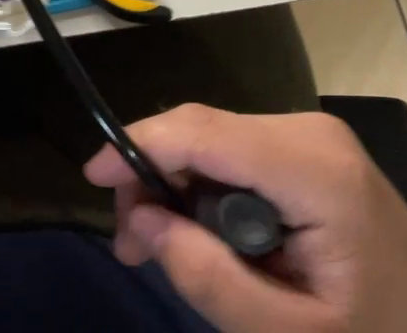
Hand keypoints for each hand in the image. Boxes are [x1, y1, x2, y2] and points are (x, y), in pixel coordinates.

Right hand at [84, 105, 406, 332]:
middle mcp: (308, 133)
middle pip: (198, 132)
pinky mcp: (310, 154)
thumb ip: (205, 274)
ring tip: (158, 247)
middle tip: (131, 246)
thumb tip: (139, 216)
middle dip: (151, 179)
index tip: (92, 181)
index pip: (199, 132)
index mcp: (314, 169)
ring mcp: (312, 140)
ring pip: (208, 141)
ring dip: (173, 188)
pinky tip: (199, 234)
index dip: (136, 146)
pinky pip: (232, 155)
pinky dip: (202, 189)